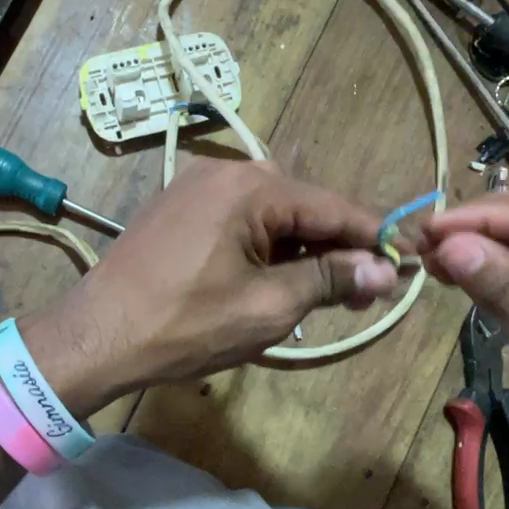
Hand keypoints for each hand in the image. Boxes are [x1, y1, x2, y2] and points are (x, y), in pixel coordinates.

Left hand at [25, 160, 398, 412]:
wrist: (96, 337)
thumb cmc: (184, 325)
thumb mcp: (267, 307)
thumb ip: (329, 279)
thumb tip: (384, 269)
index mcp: (250, 187)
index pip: (333, 206)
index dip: (377, 236)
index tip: (412, 261)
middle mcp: (224, 171)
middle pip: (302, 205)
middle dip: (337, 247)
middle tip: (365, 293)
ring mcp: (194, 186)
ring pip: (270, 214)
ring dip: (300, 250)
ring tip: (325, 295)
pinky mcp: (176, 208)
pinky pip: (238, 220)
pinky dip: (265, 247)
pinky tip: (276, 280)